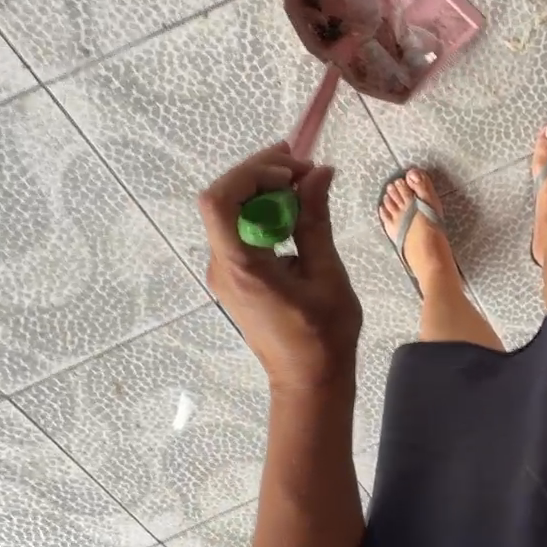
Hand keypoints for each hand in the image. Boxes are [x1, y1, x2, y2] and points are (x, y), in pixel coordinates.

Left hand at [197, 144, 362, 393]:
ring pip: (231, 212)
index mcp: (242, 267)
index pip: (219, 200)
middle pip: (223, 199)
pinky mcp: (236, 277)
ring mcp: (225, 272)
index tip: (294, 171)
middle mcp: (222, 266)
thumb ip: (315, 221)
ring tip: (306, 182)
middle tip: (305, 167)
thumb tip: (318, 174)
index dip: (252, 173)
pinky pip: (242, 231)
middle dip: (262, 174)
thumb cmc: (324, 333)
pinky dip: (266, 212)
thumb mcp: (327, 273)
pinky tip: (296, 210)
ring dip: (265, 191)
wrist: (309, 379)